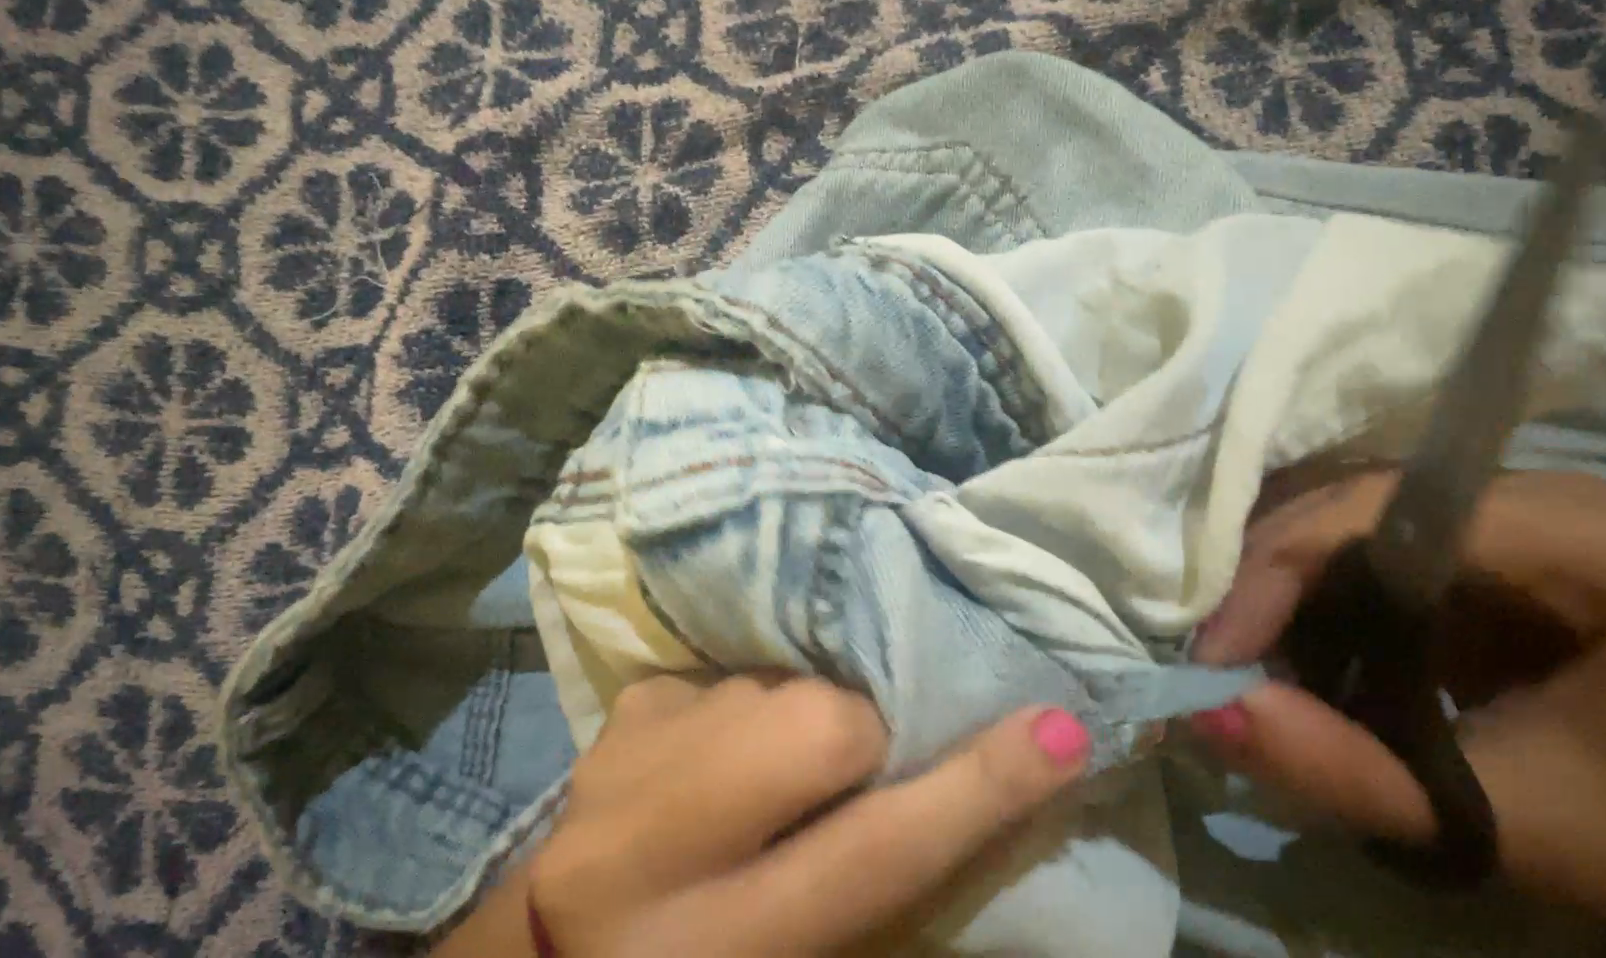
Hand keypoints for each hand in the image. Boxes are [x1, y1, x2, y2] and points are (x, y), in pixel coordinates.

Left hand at [437, 674, 1091, 956]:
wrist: (543, 951)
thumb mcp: (795, 951)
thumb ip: (868, 873)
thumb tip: (958, 773)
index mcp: (726, 942)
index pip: (875, 853)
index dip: (975, 789)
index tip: (1063, 730)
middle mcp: (658, 843)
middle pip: (816, 730)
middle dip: (862, 733)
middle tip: (856, 763)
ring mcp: (628, 757)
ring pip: (772, 687)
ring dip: (800, 715)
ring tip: (771, 765)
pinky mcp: (619, 710)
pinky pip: (726, 675)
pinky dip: (750, 702)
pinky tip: (721, 745)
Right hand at [1188, 468, 1605, 949]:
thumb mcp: (1509, 825)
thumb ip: (1346, 772)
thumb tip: (1198, 711)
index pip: (1394, 511)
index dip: (1278, 566)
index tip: (1214, 652)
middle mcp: (1586, 504)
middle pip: (1379, 503)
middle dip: (1280, 574)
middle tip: (1224, 654)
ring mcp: (1564, 522)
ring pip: (1382, 521)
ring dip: (1306, 582)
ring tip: (1261, 651)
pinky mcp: (1542, 553)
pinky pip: (1410, 549)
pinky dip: (1348, 593)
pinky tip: (1322, 644)